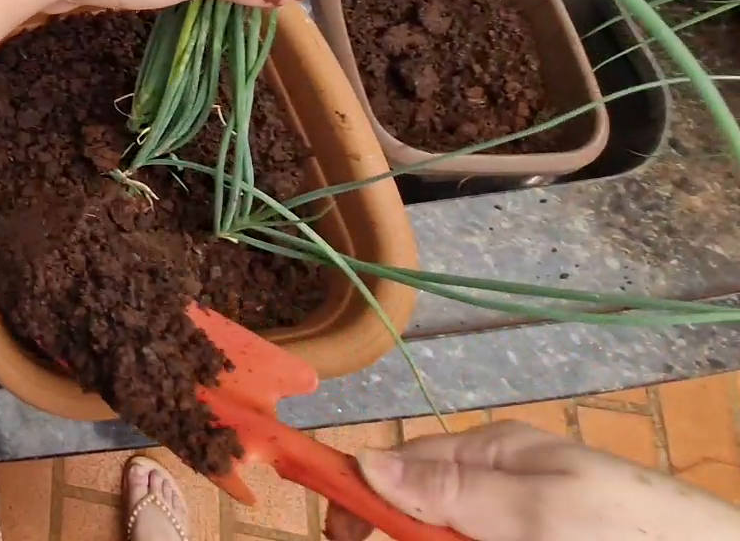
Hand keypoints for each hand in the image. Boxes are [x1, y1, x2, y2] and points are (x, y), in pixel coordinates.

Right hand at [344, 420, 739, 540]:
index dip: (362, 496)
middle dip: (407, 533)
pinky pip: (481, 537)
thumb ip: (454, 490)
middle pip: (428, 513)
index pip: (402, 467)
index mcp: (494, 455)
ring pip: (455, 534)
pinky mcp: (545, 538)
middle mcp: (503, 489)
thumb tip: (361, 462)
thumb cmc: (649, 534)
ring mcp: (526, 527)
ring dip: (434, 540)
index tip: (339, 532)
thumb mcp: (548, 510)